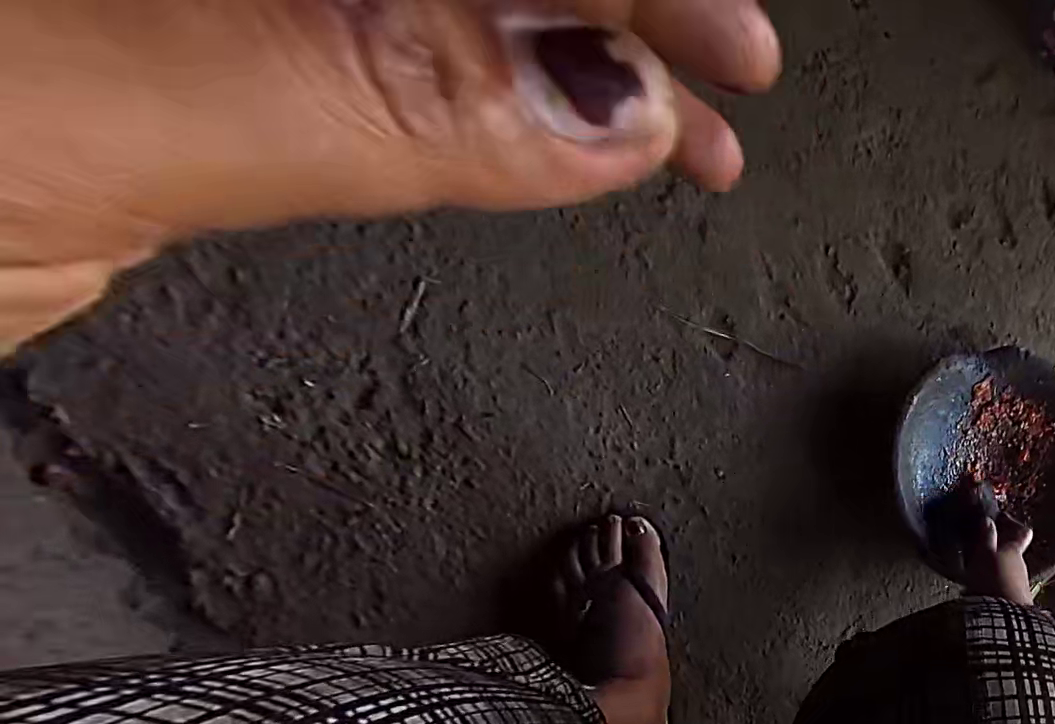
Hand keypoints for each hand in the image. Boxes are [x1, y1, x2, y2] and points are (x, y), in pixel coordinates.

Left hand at [0, 0, 780, 350]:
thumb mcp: (34, 117)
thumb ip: (356, 86)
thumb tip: (597, 111)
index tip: (734, 51)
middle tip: (731, 81)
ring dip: (578, 48)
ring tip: (678, 130)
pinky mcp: (160, 12)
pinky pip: (385, 28)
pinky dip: (495, 80)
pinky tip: (560, 126)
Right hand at [963, 505, 1036, 606]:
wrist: (1005, 620)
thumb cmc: (994, 581)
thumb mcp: (984, 554)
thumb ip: (986, 537)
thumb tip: (989, 519)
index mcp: (1014, 550)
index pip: (1021, 532)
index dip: (1012, 524)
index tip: (998, 520)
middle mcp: (1020, 565)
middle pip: (1013, 551)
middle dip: (998, 547)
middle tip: (978, 544)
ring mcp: (1018, 584)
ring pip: (1007, 569)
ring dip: (993, 567)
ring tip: (974, 569)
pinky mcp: (1013, 602)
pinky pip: (1002, 585)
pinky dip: (992, 583)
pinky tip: (978, 588)